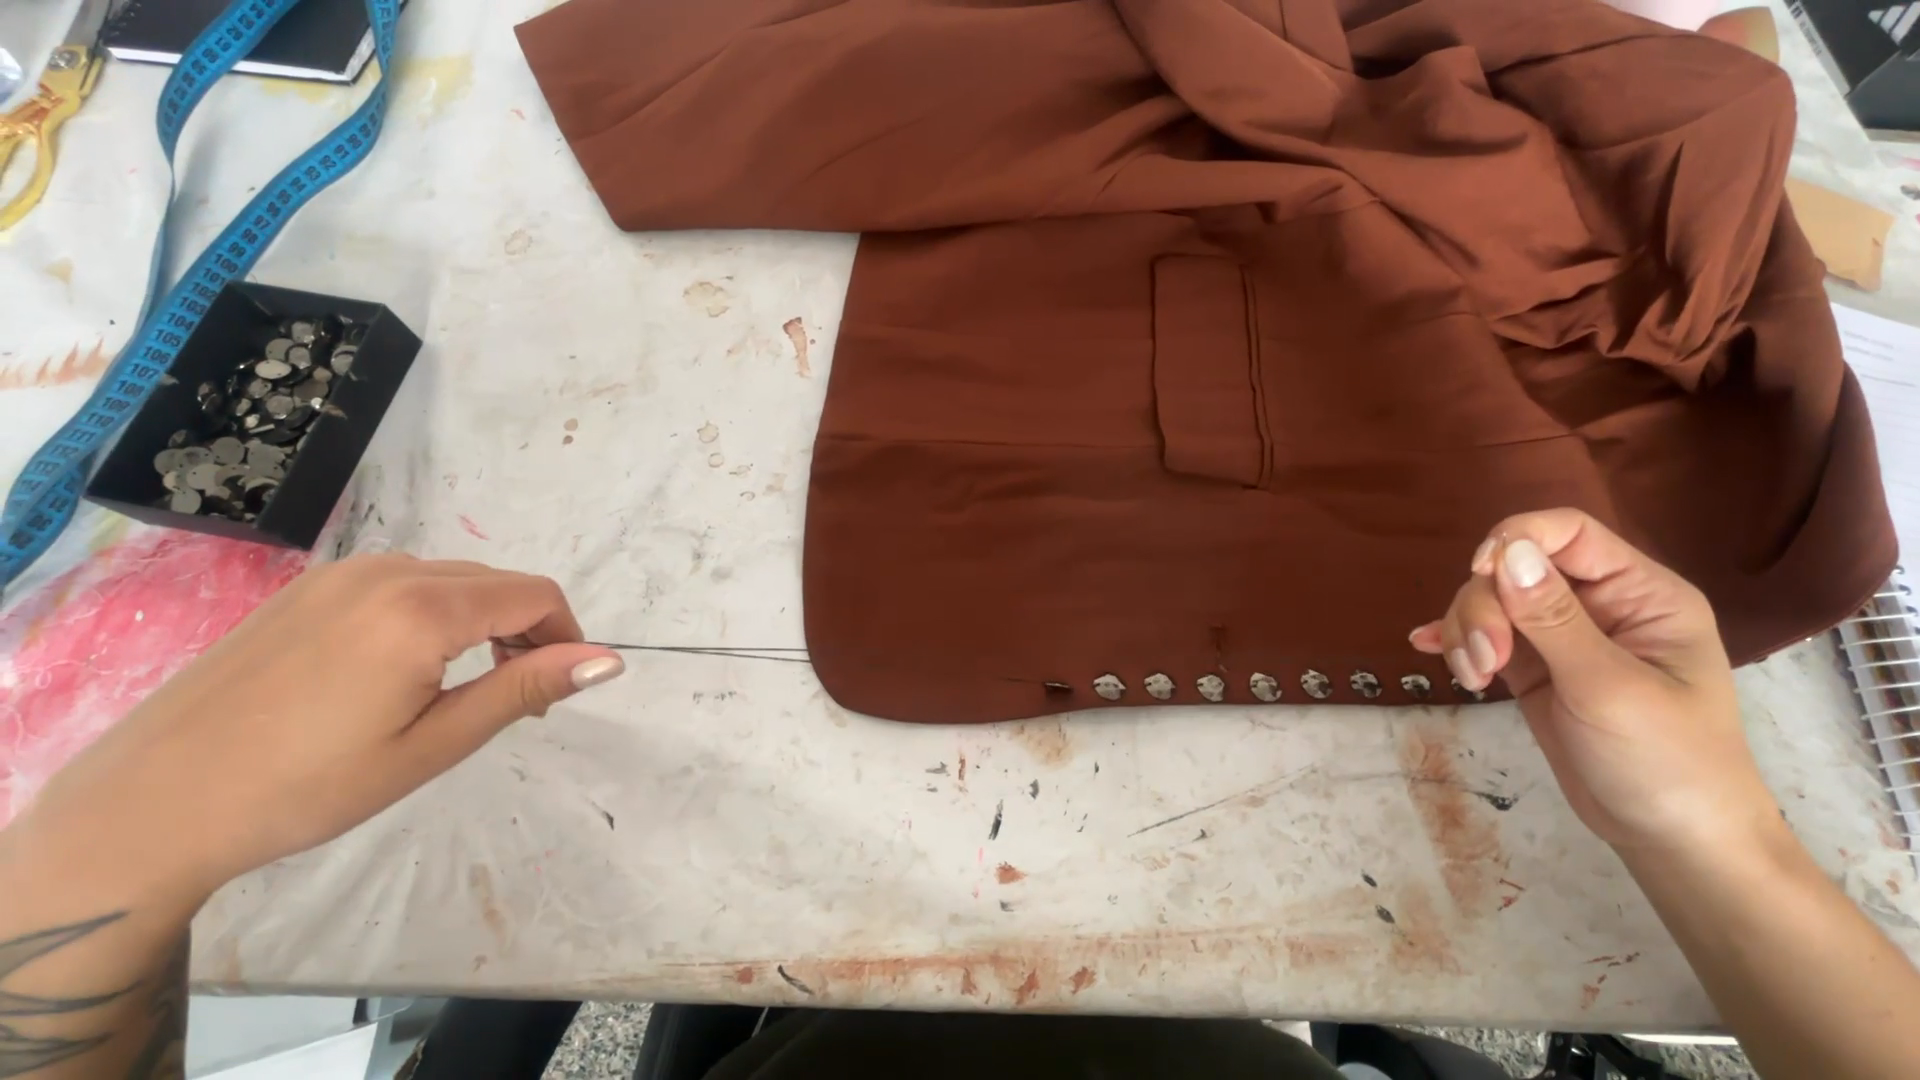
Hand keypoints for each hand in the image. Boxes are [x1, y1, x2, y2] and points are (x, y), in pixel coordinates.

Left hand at [10, 555, 624, 910]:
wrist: (151, 805)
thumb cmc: (308, 787)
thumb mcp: (434, 744)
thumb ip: (524, 688)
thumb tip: (609, 660)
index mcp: (421, 609)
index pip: (534, 595)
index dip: (566, 636)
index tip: (557, 689)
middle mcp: (385, 572)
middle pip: (496, 582)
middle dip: (527, 629)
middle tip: (515, 698)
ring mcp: (339, 575)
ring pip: (451, 579)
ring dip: (483, 620)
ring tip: (463, 687)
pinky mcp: (307, 588)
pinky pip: (403, 582)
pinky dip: (435, 612)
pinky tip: (405, 667)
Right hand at [1408, 509, 1779, 852]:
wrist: (1672, 840)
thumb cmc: (1666, 761)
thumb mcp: (1608, 687)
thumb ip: (1554, 618)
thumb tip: (1507, 550)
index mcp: (1641, 594)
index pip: (1568, 533)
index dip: (1515, 539)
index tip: (1477, 575)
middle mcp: (1599, 605)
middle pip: (1513, 569)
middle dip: (1484, 609)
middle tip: (1482, 662)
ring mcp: (1562, 637)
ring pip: (1490, 602)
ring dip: (1468, 634)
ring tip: (1473, 679)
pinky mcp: (1533, 668)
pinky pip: (1483, 636)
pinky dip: (1455, 642)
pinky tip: (1430, 651)